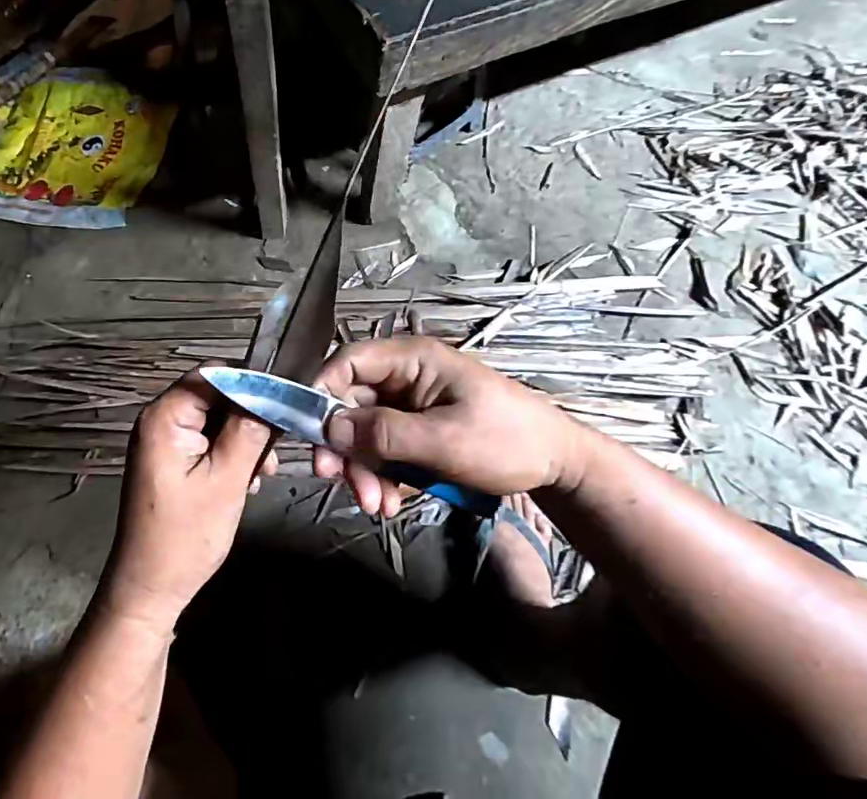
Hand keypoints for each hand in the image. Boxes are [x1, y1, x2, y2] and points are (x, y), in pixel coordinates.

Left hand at [96, 371, 274, 629]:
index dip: (251, 381)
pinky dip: (233, 452)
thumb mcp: (227, 480)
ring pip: (218, 418)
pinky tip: (249, 477)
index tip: (285, 399)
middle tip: (278, 442)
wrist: (150, 590)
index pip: (213, 373)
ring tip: (265, 468)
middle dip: (250, 414)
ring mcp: (165, 441)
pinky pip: (210, 439)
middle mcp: (160, 421)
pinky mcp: (173, 460)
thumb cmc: (185, 537)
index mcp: (165, 418)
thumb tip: (275, 395)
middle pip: (217, 394)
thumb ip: (250, 431)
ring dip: (245, 437)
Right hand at [311, 337, 600, 515]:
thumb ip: (385, 433)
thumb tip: (331, 429)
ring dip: (363, 469)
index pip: (350, 361)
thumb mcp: (444, 440)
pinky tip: (389, 503)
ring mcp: (412, 405)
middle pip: (352, 403)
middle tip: (338, 482)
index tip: (311, 434)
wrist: (556, 464)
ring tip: (376, 506)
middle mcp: (406, 377)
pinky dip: (381, 476)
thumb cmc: (506, 441)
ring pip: (365, 432)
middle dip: (345, 446)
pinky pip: (385, 449)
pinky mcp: (419, 431)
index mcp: (413, 360)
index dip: (322, 391)